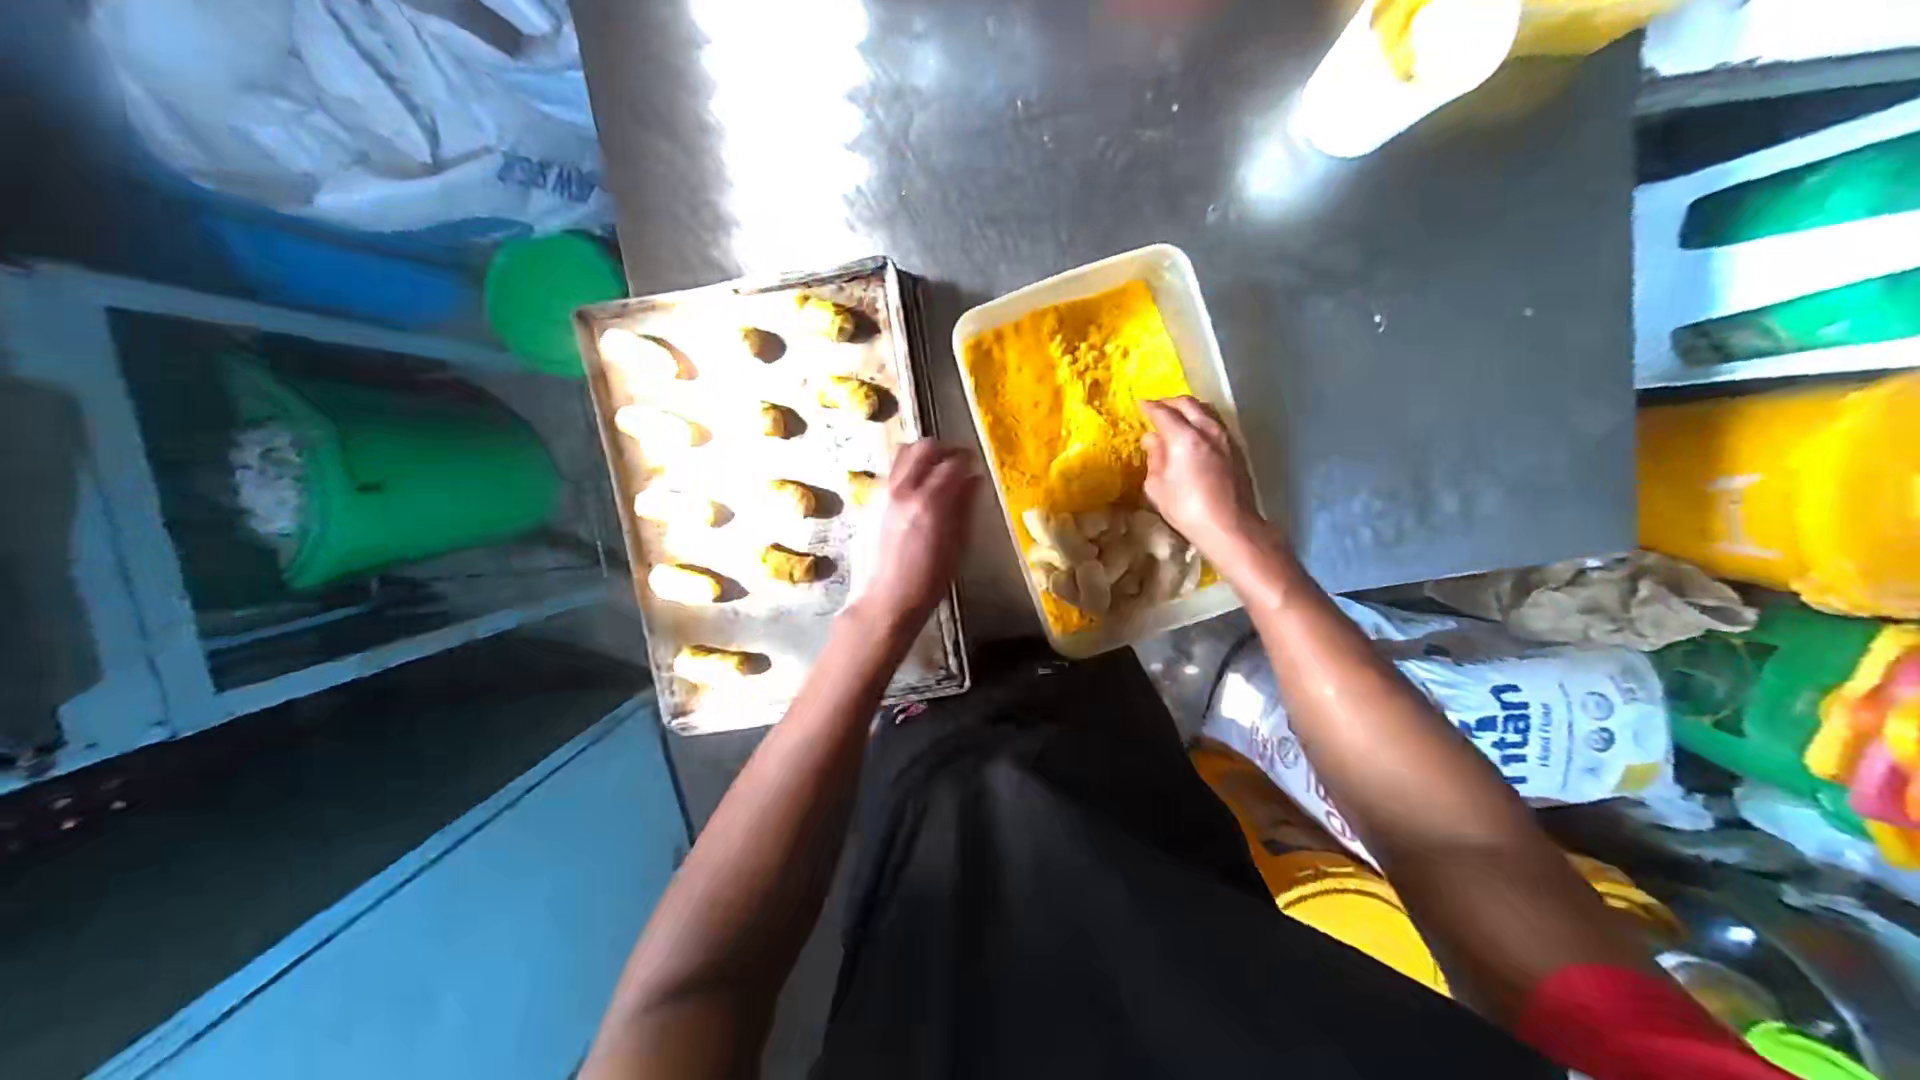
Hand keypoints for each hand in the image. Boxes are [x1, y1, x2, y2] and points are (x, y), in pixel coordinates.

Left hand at [847, 440, 979, 633]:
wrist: (886, 601)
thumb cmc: (928, 582)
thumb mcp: (957, 546)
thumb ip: (964, 507)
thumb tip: (973, 480)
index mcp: (929, 503)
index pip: (952, 463)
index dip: (968, 459)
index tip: (975, 465)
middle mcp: (903, 491)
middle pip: (924, 447)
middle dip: (944, 449)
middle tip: (957, 461)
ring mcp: (883, 495)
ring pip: (903, 454)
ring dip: (923, 456)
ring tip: (936, 470)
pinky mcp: (870, 503)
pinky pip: (892, 473)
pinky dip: (908, 471)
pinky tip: (917, 490)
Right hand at [1141, 397, 1264, 551]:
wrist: (1230, 526)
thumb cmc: (1187, 510)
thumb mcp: (1157, 487)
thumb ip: (1154, 458)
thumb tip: (1152, 440)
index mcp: (1184, 438)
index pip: (1163, 413)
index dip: (1150, 407)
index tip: (1140, 405)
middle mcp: (1208, 430)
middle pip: (1188, 403)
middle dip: (1170, 402)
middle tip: (1157, 407)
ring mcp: (1226, 438)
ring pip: (1206, 410)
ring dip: (1189, 408)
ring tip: (1177, 416)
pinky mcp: (1237, 449)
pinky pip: (1216, 423)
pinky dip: (1202, 420)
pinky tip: (1196, 432)